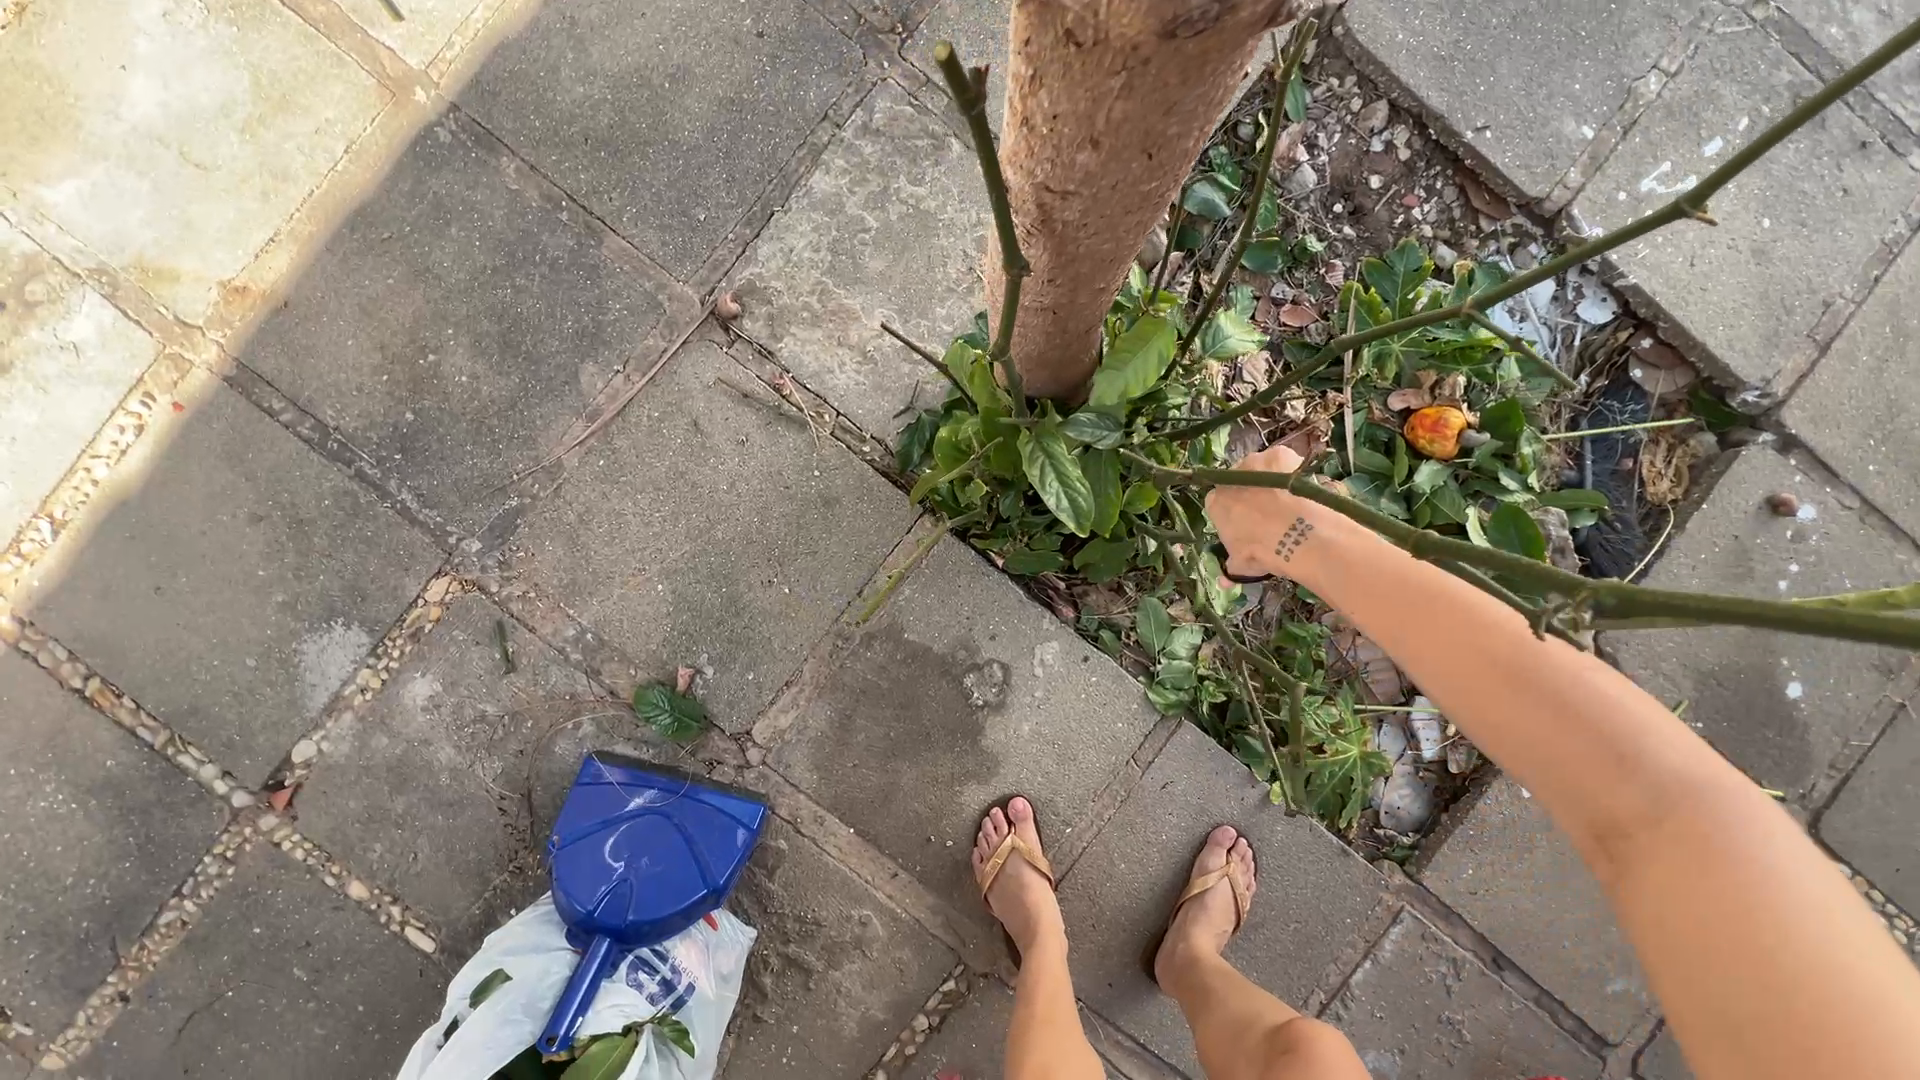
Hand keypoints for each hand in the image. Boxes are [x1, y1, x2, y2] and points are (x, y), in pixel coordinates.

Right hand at [1203, 444, 1326, 580]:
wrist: (1300, 536)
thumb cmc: (1265, 553)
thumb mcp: (1243, 566)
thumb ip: (1232, 568)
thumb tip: (1224, 582)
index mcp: (1216, 503)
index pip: (1219, 503)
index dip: (1233, 513)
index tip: (1248, 524)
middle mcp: (1230, 479)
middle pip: (1238, 483)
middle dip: (1251, 495)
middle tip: (1270, 514)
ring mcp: (1255, 463)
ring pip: (1260, 470)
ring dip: (1270, 481)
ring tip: (1290, 501)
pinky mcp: (1280, 454)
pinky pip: (1284, 462)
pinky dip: (1292, 472)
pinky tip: (1303, 488)